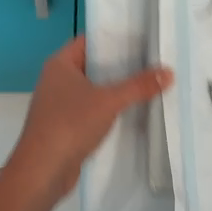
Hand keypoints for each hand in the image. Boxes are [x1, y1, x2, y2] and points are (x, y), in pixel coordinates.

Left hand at [8, 36, 171, 199]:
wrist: (41, 173)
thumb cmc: (69, 125)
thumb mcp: (109, 101)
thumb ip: (139, 86)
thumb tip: (169, 72)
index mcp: (60, 64)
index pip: (90, 40)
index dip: (115, 37)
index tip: (142, 37)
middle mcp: (57, 80)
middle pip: (95, 65)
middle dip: (122, 65)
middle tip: (153, 60)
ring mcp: (60, 104)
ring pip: (95, 89)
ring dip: (117, 89)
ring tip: (149, 83)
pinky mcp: (66, 127)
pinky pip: (93, 110)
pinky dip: (110, 109)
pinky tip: (134, 111)